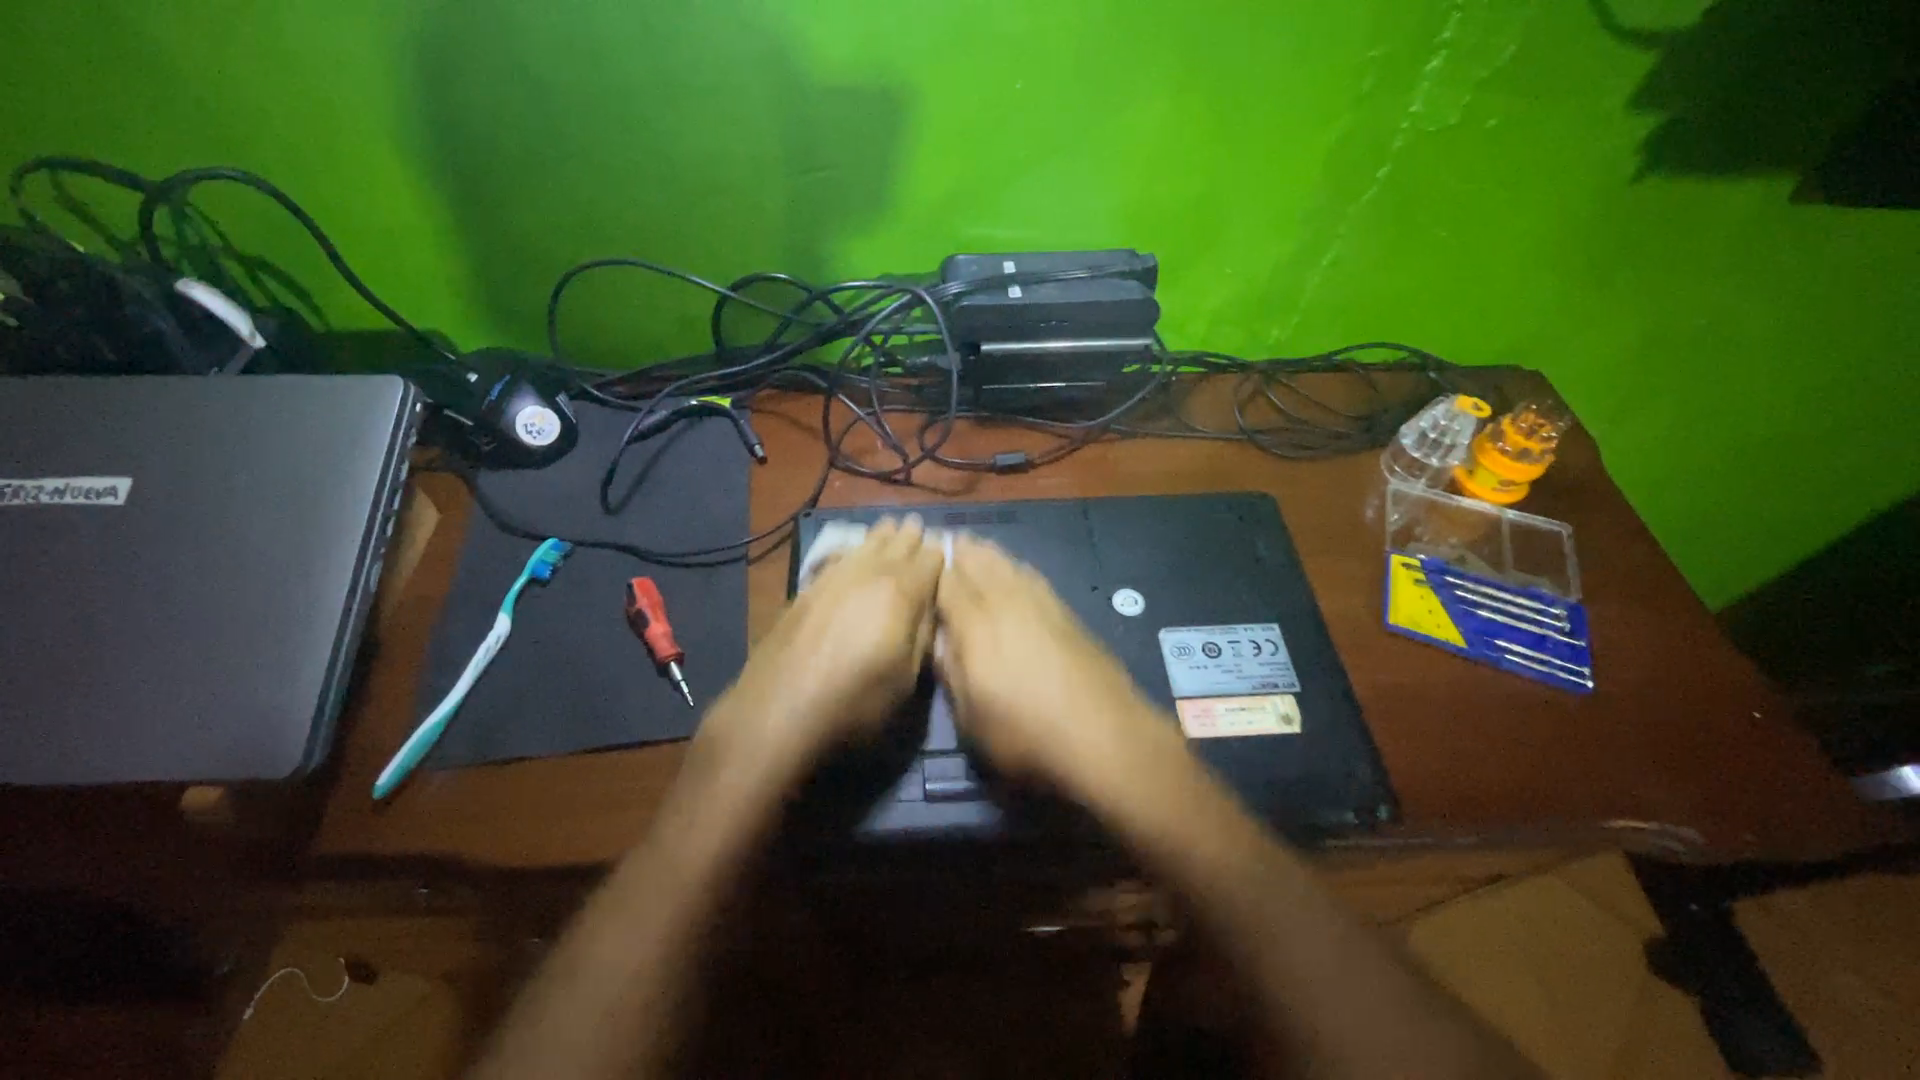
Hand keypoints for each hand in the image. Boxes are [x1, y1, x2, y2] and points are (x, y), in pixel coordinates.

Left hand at [707, 515, 943, 774]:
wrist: (780, 709)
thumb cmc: (855, 702)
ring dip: (882, 536)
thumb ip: (923, 635)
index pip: (931, 559)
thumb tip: (932, 605)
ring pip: (865, 544)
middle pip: (897, 543)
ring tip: (892, 527)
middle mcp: (870, 573)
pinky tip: (854, 551)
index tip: (949, 551)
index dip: (942, 554)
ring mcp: (835, 576)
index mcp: (902, 592)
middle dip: (912, 536)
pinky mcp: (809, 587)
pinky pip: (839, 555)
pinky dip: (853, 549)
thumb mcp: (907, 679)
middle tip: (921, 528)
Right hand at [935, 535, 1181, 793]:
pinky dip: (1014, 567)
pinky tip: (1012, 571)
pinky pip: (1030, 575)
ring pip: (1007, 564)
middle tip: (944, 543)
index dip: (931, 570)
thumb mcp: (970, 717)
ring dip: (987, 553)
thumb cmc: (1025, 735)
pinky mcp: (1066, 613)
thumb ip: (949, 671)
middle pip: (978, 562)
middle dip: (958, 551)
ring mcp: (1041, 603)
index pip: (946, 582)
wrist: (1104, 736)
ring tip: (973, 547)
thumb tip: (936, 638)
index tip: (917, 564)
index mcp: (975, 624)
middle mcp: (1006, 602)